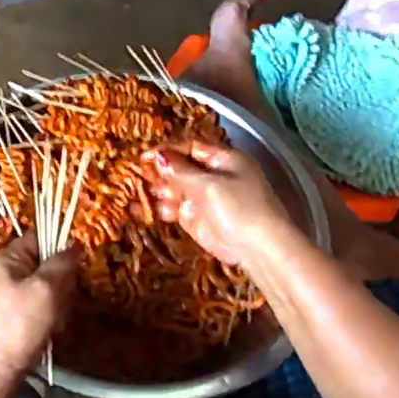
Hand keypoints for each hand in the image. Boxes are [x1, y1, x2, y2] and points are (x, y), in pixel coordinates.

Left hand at [0, 234, 77, 375]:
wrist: (6, 360)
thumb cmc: (23, 319)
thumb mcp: (46, 287)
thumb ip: (61, 262)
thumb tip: (73, 242)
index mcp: (8, 257)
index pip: (38, 236)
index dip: (58, 244)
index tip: (74, 260)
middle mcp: (10, 269)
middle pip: (48, 261)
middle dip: (61, 280)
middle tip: (60, 297)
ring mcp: (17, 288)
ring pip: (53, 282)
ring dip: (60, 299)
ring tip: (55, 314)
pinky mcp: (26, 306)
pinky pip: (49, 299)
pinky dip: (55, 311)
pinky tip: (53, 324)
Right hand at [145, 140, 292, 266]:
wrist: (258, 250)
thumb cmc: (240, 208)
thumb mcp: (209, 185)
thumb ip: (180, 170)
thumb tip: (158, 156)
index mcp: (224, 160)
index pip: (190, 148)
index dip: (167, 151)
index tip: (144, 157)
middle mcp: (213, 176)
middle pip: (179, 168)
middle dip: (160, 172)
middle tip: (140, 177)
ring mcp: (203, 198)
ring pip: (173, 188)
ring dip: (159, 191)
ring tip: (145, 196)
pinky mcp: (195, 218)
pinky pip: (173, 208)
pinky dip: (160, 209)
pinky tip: (146, 211)